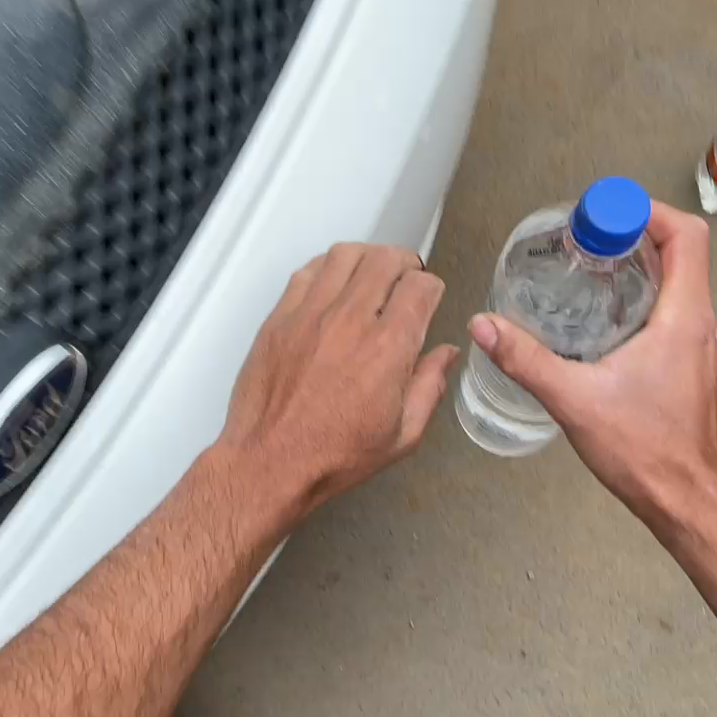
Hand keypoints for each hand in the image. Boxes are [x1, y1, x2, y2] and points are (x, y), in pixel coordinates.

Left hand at [216, 243, 457, 515]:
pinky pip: (307, 271)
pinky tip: (334, 285)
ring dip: (367, 258)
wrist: (270, 461)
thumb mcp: (402, 436)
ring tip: (372, 274)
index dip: (432, 289)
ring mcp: (310, 314)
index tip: (429, 300)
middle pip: (386, 260)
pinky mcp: (280, 318)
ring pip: (345, 255)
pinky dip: (328, 268)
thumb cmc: (336, 455)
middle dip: (405, 264)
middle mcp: (350, 321)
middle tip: (407, 279)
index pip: (421, 287)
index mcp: (388, 349)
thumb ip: (430, 387)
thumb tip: (446, 353)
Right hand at [467, 201, 716, 520]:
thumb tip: (484, 326)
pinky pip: (670, 315)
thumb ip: (525, 359)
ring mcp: (697, 349)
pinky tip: (600, 324)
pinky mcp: (688, 370)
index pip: (685, 235)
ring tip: (588, 274)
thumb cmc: (643, 450)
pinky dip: (640, 302)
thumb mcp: (574, 399)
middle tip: (584, 242)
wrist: (681, 499)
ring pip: (676, 286)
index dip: (647, 212)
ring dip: (637, 270)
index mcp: (683, 317)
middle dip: (633, 236)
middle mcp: (699, 325)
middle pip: (679, 255)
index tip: (603, 216)